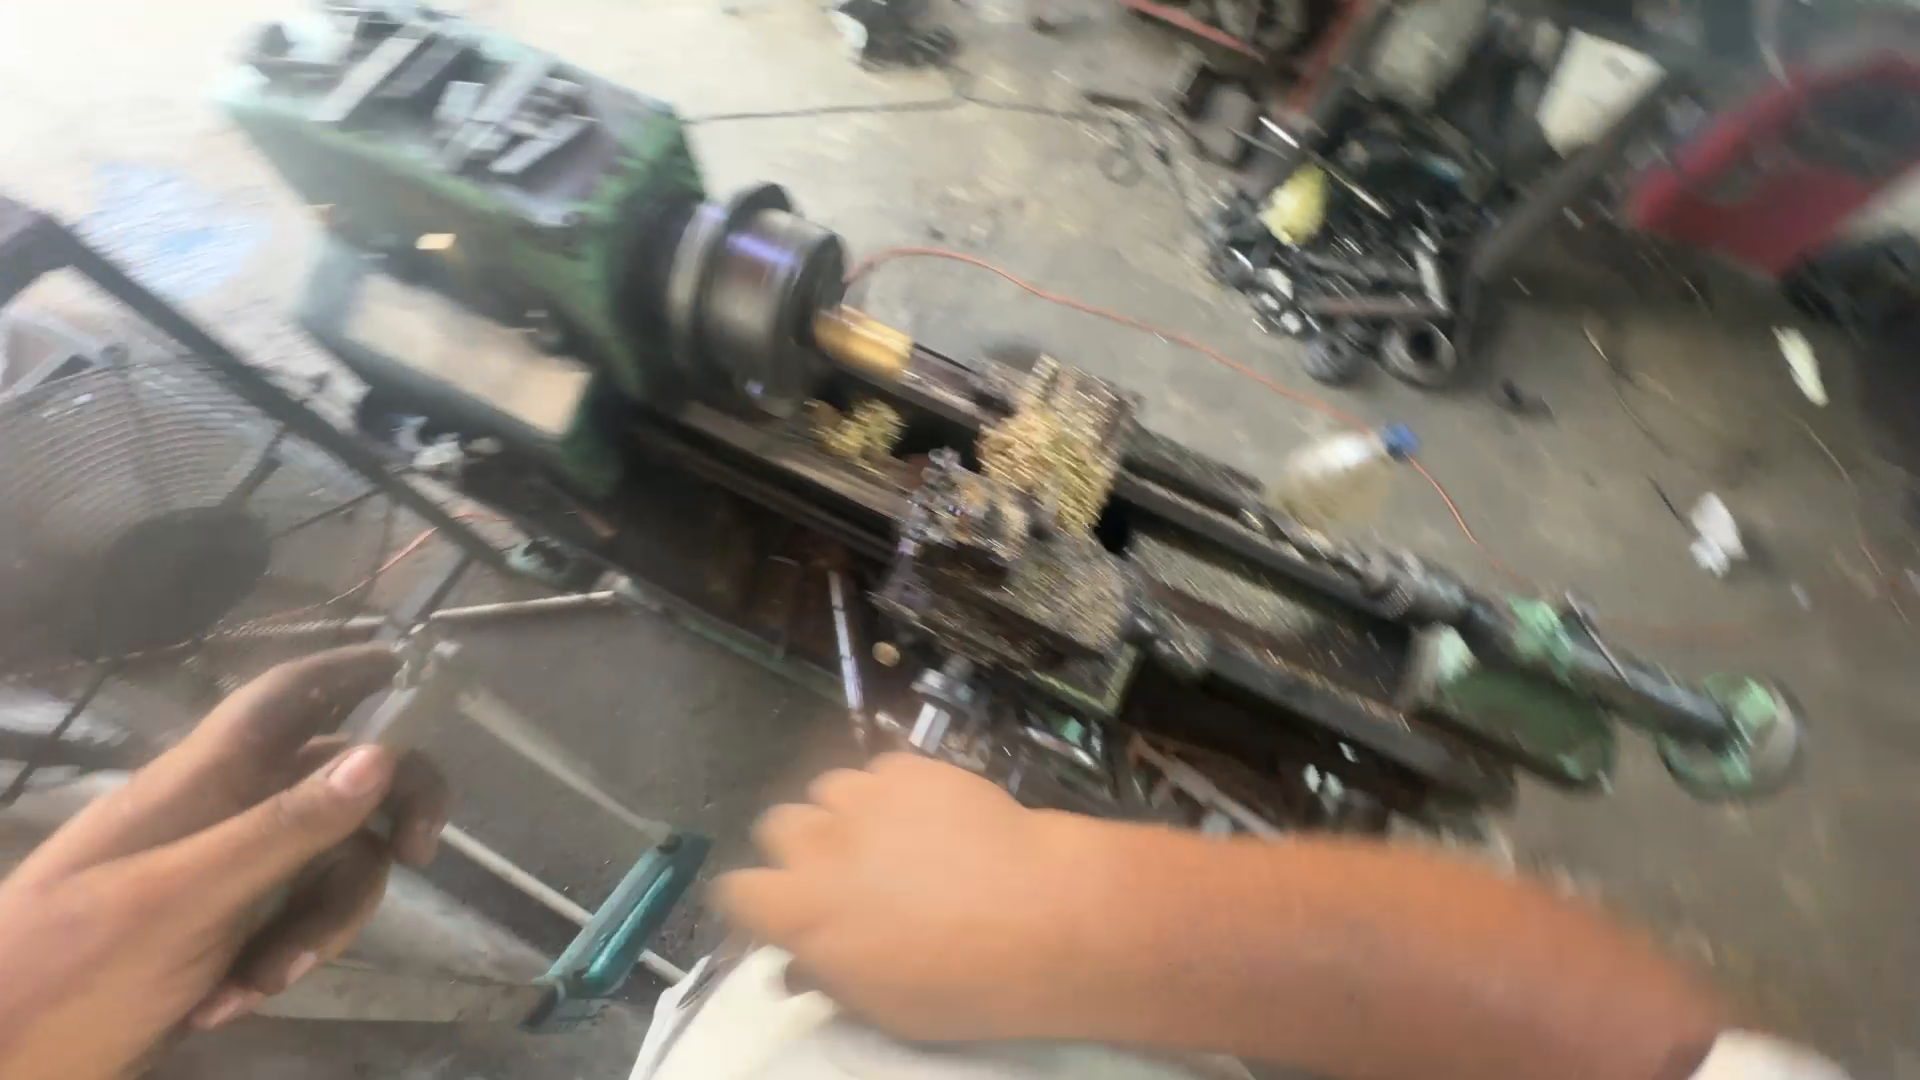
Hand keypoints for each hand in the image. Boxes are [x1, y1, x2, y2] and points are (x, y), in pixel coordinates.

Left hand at [0, 645, 448, 1079]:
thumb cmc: (53, 978)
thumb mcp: (176, 902)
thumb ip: (285, 825)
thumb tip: (386, 753)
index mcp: (207, 780)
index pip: (286, 697)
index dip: (346, 670)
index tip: (407, 664)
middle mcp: (235, 808)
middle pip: (350, 774)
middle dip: (395, 809)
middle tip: (421, 849)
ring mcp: (240, 865)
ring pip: (343, 855)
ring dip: (328, 918)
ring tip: (272, 976)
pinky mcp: (243, 918)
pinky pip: (314, 910)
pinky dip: (296, 951)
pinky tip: (241, 996)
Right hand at [713, 753, 1115, 1041]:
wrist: (1036, 913)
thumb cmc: (959, 981)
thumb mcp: (883, 1006)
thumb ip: (829, 975)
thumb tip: (798, 963)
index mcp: (802, 909)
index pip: (737, 890)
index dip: (755, 899)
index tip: (776, 906)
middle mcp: (822, 843)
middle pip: (778, 823)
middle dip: (798, 844)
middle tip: (837, 866)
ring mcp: (868, 796)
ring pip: (830, 787)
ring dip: (846, 811)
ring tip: (887, 831)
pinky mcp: (913, 766)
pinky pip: (884, 768)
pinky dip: (895, 788)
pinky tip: (930, 810)